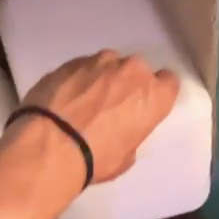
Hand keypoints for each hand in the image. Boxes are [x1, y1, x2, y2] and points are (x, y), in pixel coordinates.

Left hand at [20, 50, 178, 181]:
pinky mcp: (70, 61)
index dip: (155, 95)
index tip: (143, 107)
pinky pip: (82, 67)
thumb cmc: (96, 158)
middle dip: (127, 84)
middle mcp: (131, 70)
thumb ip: (131, 132)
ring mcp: (99, 61)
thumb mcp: (126, 156)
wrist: (49, 145)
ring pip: (108, 65)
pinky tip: (65, 100)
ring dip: (101, 79)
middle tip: (111, 107)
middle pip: (137, 71)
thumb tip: (119, 128)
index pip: (169, 83)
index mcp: (153, 95)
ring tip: (83, 103)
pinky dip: (77, 80)